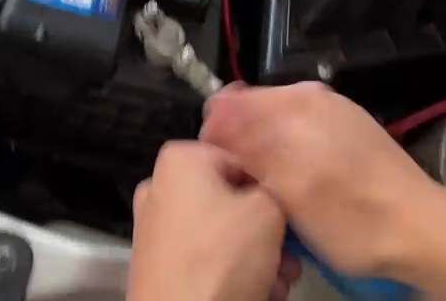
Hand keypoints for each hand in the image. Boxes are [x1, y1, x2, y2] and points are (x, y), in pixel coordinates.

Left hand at [129, 141, 288, 300]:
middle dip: (266, 230)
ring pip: (218, 231)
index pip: (240, 159)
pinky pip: (201, 255)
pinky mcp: (155, 265)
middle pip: (229, 199)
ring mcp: (154, 227)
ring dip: (255, 255)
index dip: (269, 188)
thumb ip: (274, 191)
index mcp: (180, 158)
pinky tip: (260, 292)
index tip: (288, 216)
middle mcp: (160, 185)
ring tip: (282, 281)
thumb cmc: (222, 258)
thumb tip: (269, 196)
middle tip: (290, 257)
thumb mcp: (267, 212)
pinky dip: (230, 270)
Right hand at [200, 82, 441, 278]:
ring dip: (269, 153)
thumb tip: (214, 112)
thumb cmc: (352, 217)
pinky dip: (295, 154)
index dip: (218, 143)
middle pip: (251, 113)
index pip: (227, 106)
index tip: (230, 179)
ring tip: (282, 193)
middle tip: (257, 191)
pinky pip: (302, 131)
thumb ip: (248, 142)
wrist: (420, 229)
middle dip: (244, 147)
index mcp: (293, 102)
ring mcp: (331, 108)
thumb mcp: (289, 190)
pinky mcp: (348, 124)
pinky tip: (308, 185)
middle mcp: (309, 96)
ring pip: (276, 124)